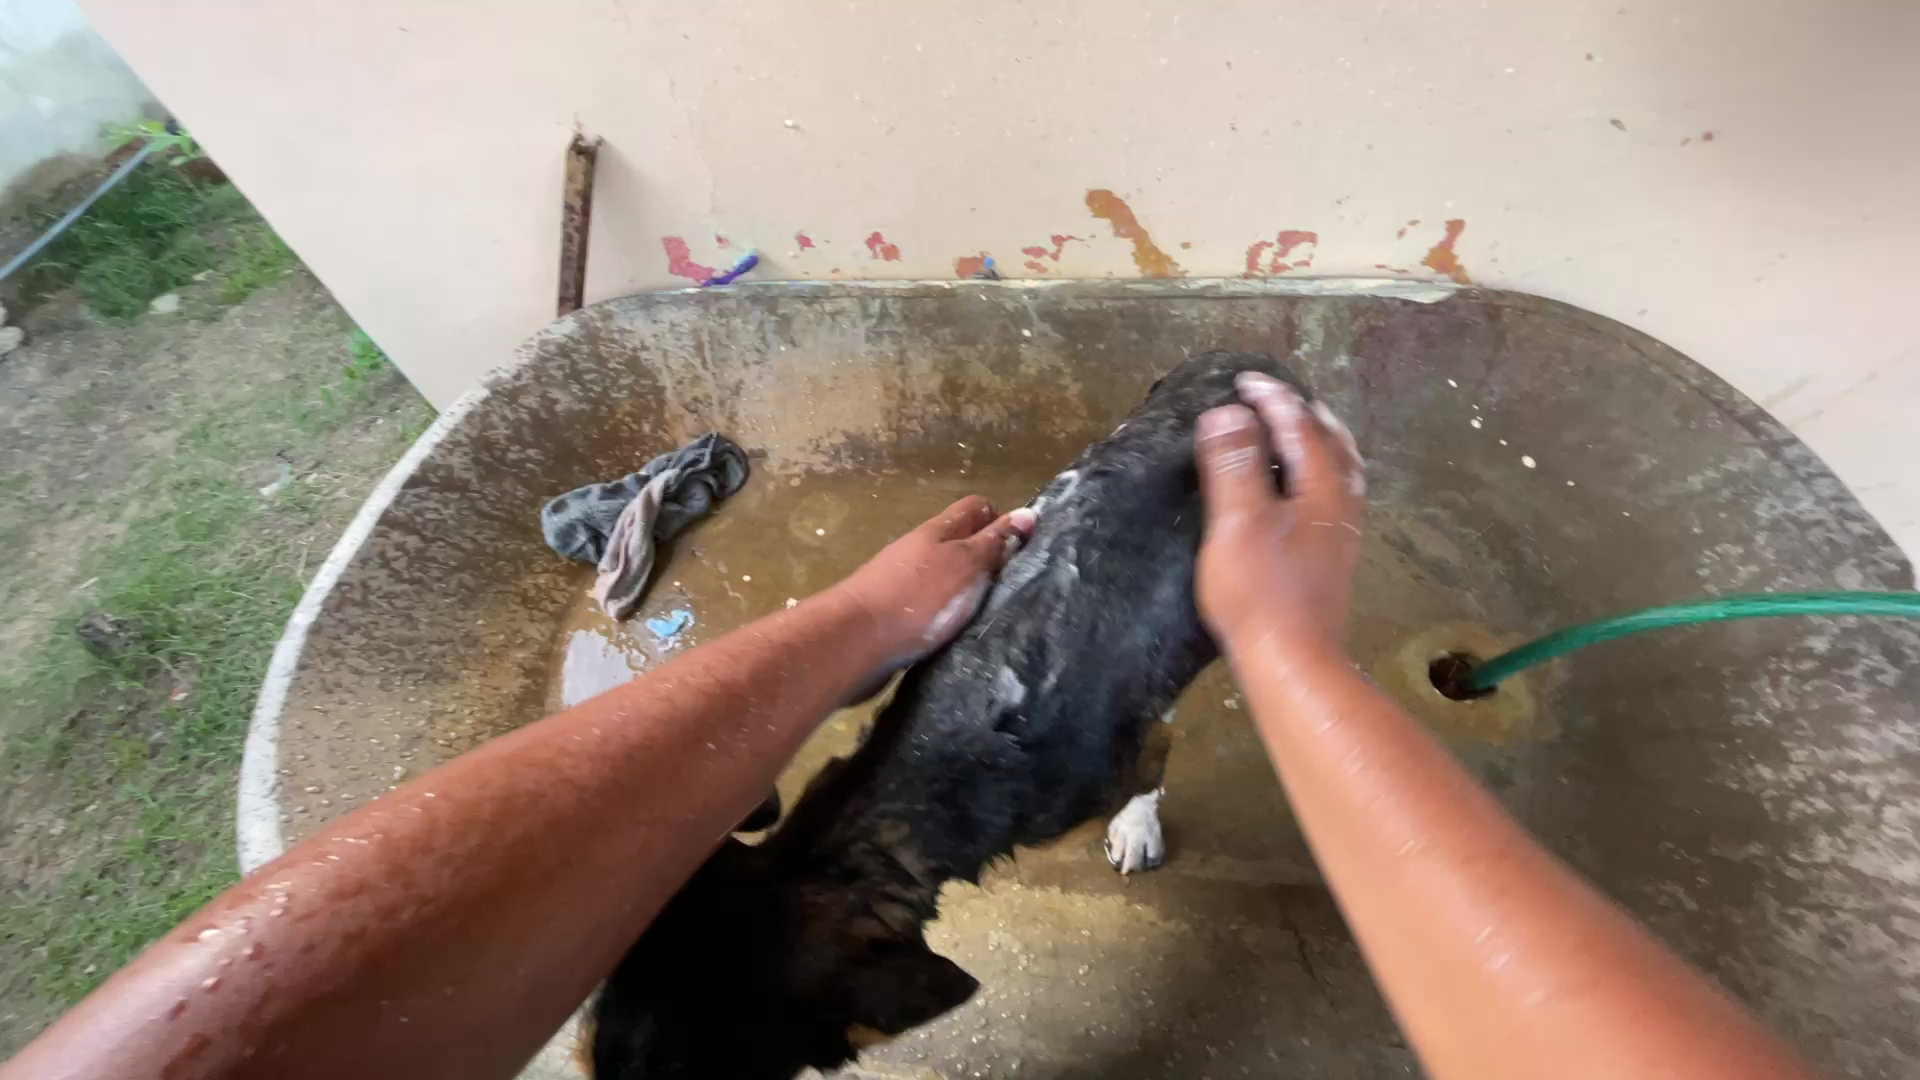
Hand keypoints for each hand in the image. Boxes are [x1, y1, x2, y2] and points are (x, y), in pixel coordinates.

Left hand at [834, 496, 1036, 667]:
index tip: (1025, 550)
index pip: (976, 508)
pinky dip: (949, 621)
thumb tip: (1028, 513)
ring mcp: (906, 585)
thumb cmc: (917, 598)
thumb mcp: (965, 565)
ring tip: (997, 617)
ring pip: (949, 581)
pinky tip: (963, 638)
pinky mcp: (898, 619)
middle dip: (990, 563)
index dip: (1002, 521)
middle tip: (1018, 588)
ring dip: (970, 596)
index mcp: (938, 532)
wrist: (854, 643)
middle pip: (962, 545)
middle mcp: (921, 553)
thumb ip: (994, 542)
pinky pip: (933, 611)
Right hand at [1195, 372, 1366, 660]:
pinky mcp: (1329, 558)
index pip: (1299, 426)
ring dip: (1318, 443)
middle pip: (1333, 444)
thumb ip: (1233, 465)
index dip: (1272, 398)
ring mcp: (1339, 534)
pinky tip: (1298, 492)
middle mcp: (1339, 504)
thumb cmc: (1259, 590)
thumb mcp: (1238, 521)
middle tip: (1276, 399)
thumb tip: (1227, 412)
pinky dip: (1316, 473)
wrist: (1291, 659)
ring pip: (1339, 471)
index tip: (1242, 381)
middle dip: (1304, 415)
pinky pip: (1330, 495)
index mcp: (1321, 487)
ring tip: (1297, 434)